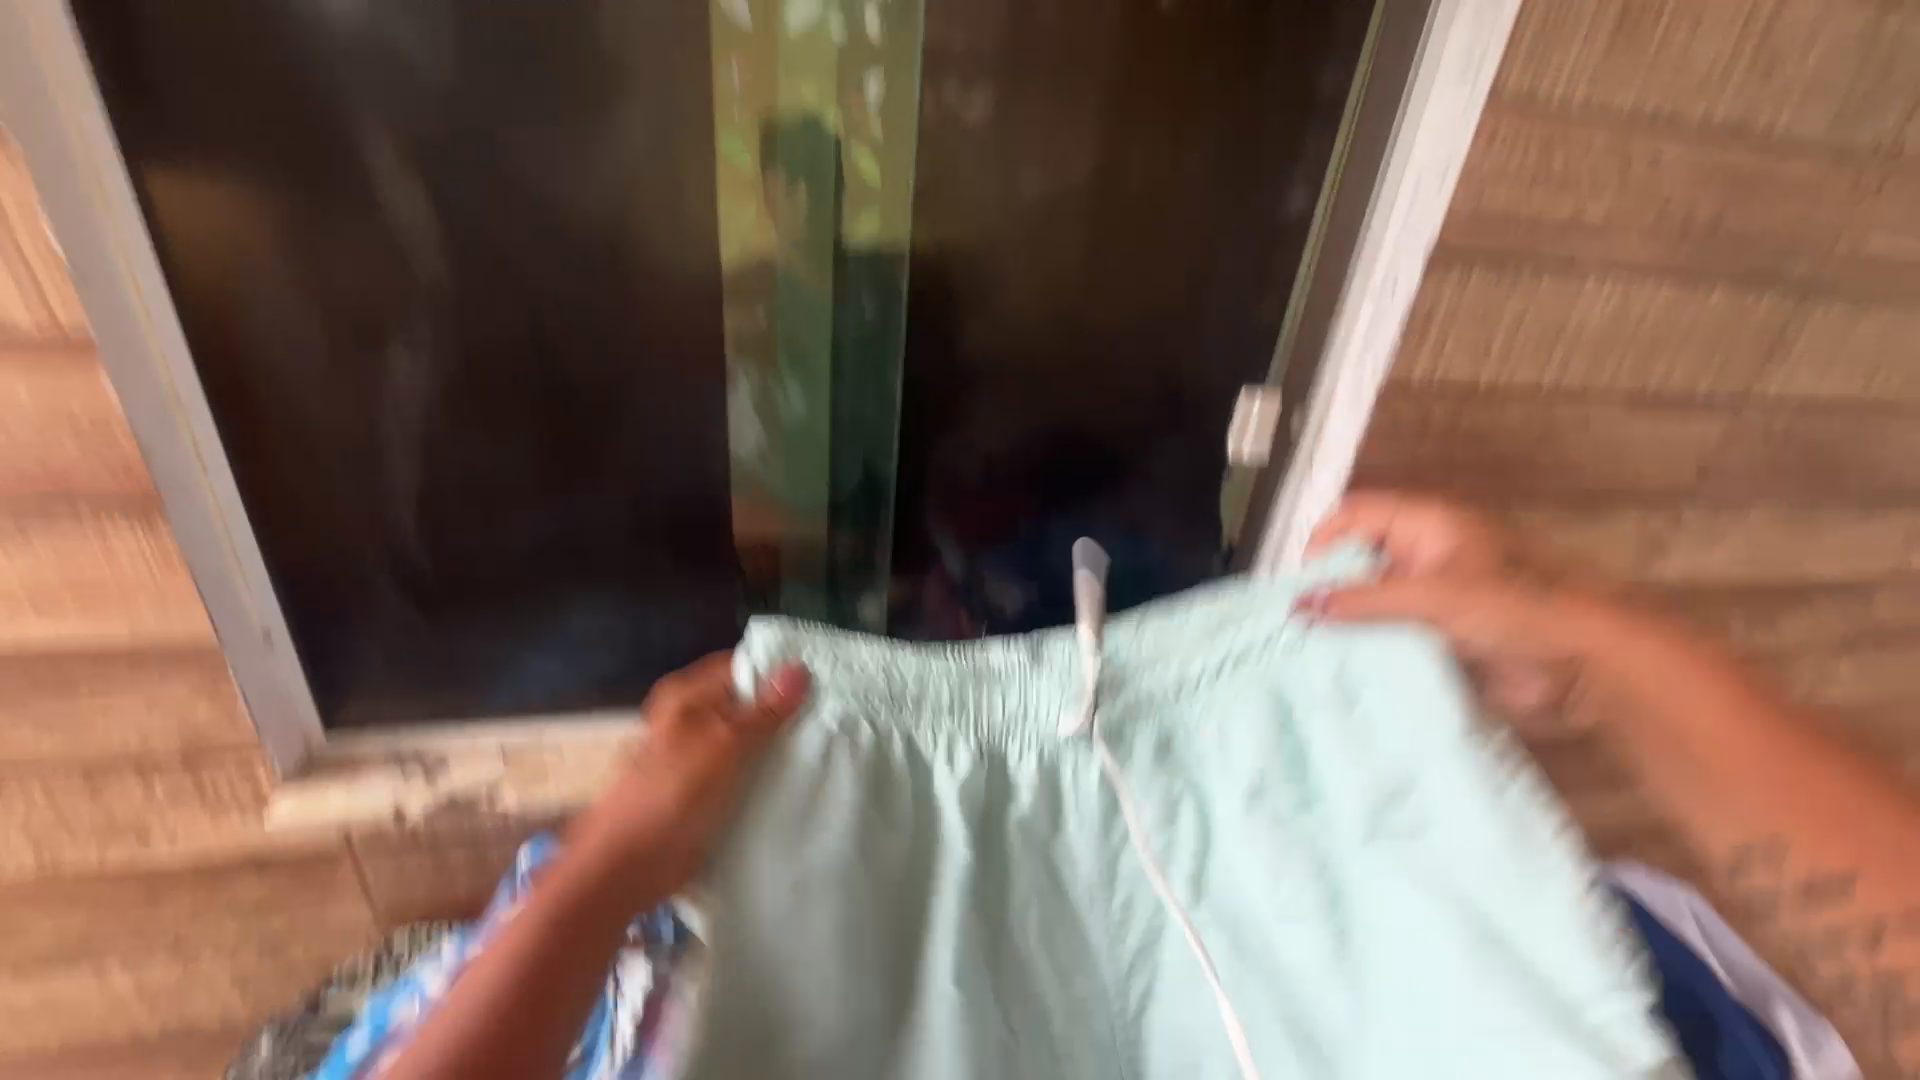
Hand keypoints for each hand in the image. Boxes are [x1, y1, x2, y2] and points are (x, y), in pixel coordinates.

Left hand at [571, 652, 810, 903]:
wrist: (627, 869)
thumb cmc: (671, 796)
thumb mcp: (723, 744)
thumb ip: (763, 709)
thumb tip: (800, 668)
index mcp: (686, 695)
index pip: (742, 666)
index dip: (779, 670)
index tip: (825, 680)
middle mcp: (691, 718)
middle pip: (747, 702)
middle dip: (785, 709)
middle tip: (832, 715)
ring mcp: (698, 756)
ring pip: (749, 738)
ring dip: (780, 743)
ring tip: (827, 743)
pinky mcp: (705, 789)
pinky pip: (744, 770)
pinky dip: (767, 771)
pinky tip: (799, 776)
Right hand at [1301, 492, 1634, 726]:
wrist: (1583, 665)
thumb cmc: (1515, 609)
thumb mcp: (1434, 597)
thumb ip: (1364, 601)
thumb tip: (1302, 605)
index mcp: (1426, 525)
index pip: (1357, 513)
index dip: (1326, 536)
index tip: (1304, 577)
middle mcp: (1421, 554)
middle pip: (1356, 556)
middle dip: (1327, 581)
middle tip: (1298, 614)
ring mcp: (1428, 595)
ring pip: (1368, 597)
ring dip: (1345, 617)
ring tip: (1309, 641)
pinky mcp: (1434, 633)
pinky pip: (1386, 631)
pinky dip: (1364, 642)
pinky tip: (1340, 660)